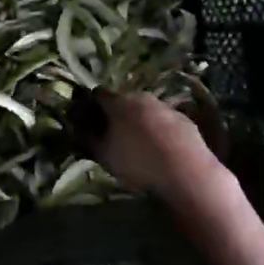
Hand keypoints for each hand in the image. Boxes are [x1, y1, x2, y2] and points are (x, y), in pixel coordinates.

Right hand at [74, 90, 224, 202]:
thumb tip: (78, 129)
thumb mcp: (104, 155)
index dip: (92, 104)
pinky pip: (165, 121)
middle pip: (124, 100)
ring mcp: (165, 107)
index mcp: (117, 102)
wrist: (186, 171)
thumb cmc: (137, 161)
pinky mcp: (184, 120)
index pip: (98, 93)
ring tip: (141, 145)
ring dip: (140, 121)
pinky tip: (162, 150)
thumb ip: (88, 139)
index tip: (90, 118)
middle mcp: (140, 97)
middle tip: (116, 134)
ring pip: (146, 110)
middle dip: (118, 113)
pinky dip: (160, 130)